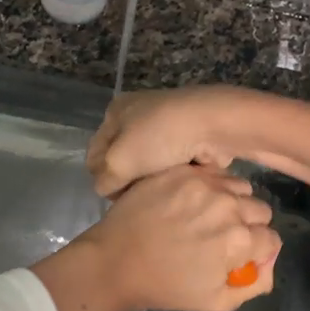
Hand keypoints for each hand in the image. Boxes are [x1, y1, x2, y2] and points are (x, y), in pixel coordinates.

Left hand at [32, 165, 281, 310]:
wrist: (115, 262)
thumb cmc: (165, 286)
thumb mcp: (216, 302)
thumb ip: (253, 285)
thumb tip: (268, 264)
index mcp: (240, 241)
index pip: (271, 239)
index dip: (259, 251)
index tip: (240, 256)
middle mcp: (229, 207)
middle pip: (260, 210)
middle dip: (249, 225)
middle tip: (223, 235)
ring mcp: (205, 185)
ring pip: (240, 187)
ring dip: (233, 201)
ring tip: (209, 215)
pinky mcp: (183, 172)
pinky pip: (214, 173)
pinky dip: (211, 186)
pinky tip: (193, 201)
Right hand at [87, 87, 263, 197]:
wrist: (214, 125)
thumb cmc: (159, 138)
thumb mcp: (118, 162)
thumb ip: (104, 180)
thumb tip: (109, 190)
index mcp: (116, 112)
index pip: (95, 154)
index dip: (103, 178)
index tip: (117, 197)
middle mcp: (139, 115)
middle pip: (124, 161)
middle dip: (130, 180)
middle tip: (139, 198)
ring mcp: (167, 127)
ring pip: (149, 166)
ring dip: (154, 180)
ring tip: (161, 193)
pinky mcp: (190, 139)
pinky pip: (173, 165)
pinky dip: (175, 175)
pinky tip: (179, 186)